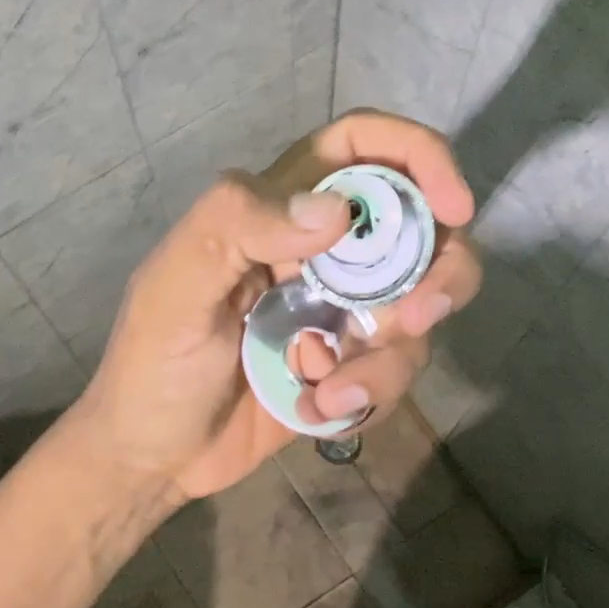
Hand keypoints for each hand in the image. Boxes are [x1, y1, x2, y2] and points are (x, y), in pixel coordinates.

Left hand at [74, 110, 481, 499]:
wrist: (154, 456)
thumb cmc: (153, 365)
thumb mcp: (176, 287)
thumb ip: (238, 228)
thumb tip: (337, 210)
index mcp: (277, 214)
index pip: (363, 151)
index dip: (419, 158)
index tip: (455, 206)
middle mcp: (321, 258)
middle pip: (419, 236)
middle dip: (439, 275)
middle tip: (411, 319)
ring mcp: (339, 318)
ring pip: (415, 316)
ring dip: (384, 362)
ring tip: (324, 393)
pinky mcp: (347, 373)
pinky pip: (392, 375)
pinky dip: (365, 398)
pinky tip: (312, 411)